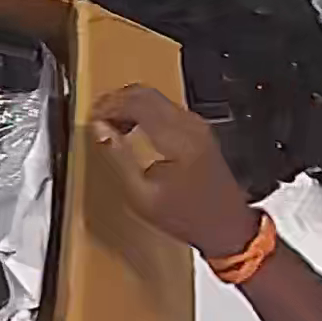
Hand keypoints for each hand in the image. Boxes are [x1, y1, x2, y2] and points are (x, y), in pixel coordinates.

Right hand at [91, 84, 259, 260]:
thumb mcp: (142, 196)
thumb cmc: (186, 216)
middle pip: (143, 93)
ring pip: (152, 95)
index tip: (93, 118)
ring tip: (110, 123)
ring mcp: (196, 124)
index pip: (135, 104)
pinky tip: (131, 127)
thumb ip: (118, 158)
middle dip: (115, 100)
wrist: (228, 228)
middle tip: (97, 116)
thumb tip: (99, 129)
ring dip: (127, 103)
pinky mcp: (197, 128)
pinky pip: (163, 105)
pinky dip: (141, 109)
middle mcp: (189, 125)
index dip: (109, 106)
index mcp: (177, 140)